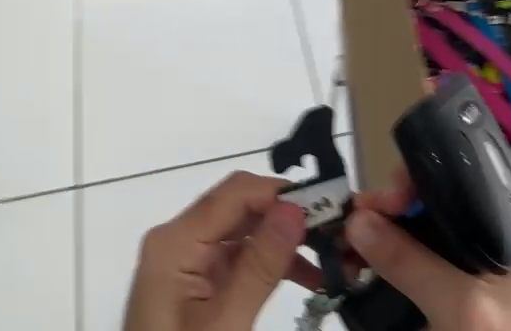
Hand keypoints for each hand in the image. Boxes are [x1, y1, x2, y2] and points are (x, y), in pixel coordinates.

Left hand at [124, 171, 321, 330]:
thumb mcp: (226, 323)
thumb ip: (260, 265)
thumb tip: (295, 208)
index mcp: (176, 241)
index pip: (236, 192)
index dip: (281, 192)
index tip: (327, 206)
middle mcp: (177, 239)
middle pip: (240, 207)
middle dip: (287, 216)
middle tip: (334, 233)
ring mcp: (184, 260)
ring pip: (243, 231)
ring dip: (284, 241)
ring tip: (329, 258)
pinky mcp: (194, 282)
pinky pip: (236, 257)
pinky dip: (269, 263)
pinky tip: (304, 278)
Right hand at [345, 171, 510, 330]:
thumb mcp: (460, 305)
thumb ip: (412, 263)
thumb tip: (357, 220)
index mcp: (492, 232)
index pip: (452, 185)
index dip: (416, 179)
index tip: (388, 195)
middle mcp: (469, 243)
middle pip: (420, 206)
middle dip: (384, 207)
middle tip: (354, 217)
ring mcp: (446, 270)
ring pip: (401, 235)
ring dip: (369, 232)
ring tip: (341, 241)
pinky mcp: (426, 295)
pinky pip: (392, 266)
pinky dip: (368, 260)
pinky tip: (348, 261)